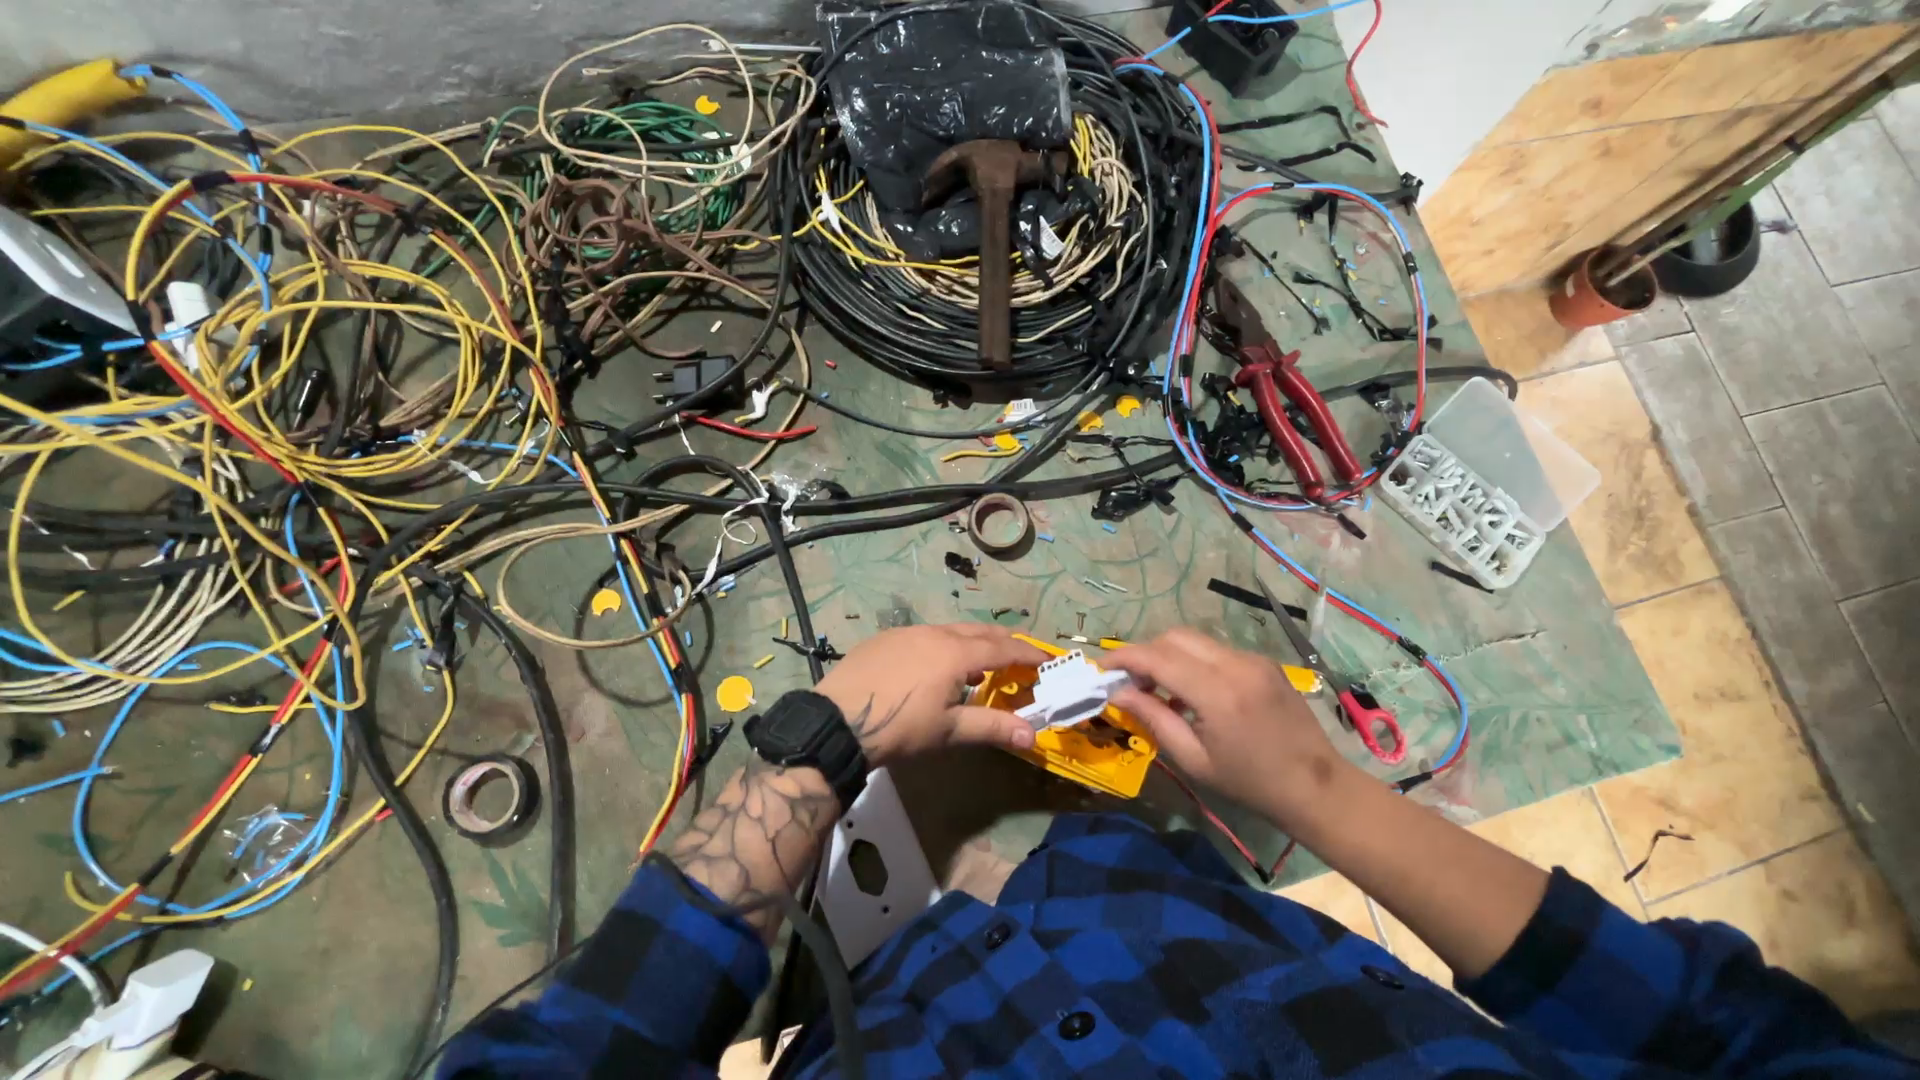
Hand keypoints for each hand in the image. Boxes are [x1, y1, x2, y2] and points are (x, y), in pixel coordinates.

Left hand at [816, 623, 1048, 766]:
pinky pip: (923, 636)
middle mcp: (934, 633)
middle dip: (1004, 642)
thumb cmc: (900, 727)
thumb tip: (1033, 734)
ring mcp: (906, 633)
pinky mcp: (883, 639)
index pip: (1004, 649)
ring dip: (972, 643)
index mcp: (956, 653)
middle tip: (1020, 656)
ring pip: (949, 631)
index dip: (1028, 654)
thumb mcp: (949, 730)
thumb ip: (992, 727)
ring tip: (980, 663)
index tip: (1049, 659)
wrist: (837, 721)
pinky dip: (942, 645)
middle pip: (978, 632)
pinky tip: (935, 666)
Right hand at [1105, 627, 1356, 824]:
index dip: (1124, 657)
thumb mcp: (1193, 759)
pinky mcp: (1264, 662)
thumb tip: (1119, 691)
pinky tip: (1191, 694)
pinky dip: (1193, 663)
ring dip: (1169, 656)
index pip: (1157, 656)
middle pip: (1174, 637)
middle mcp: (1236, 664)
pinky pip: (1216, 651)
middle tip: (1130, 682)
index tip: (1102, 669)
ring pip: (1195, 640)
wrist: (1315, 786)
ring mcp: (1253, 659)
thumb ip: (1154, 718)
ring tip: (1159, 690)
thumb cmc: (1249, 782)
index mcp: (1217, 692)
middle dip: (1145, 652)